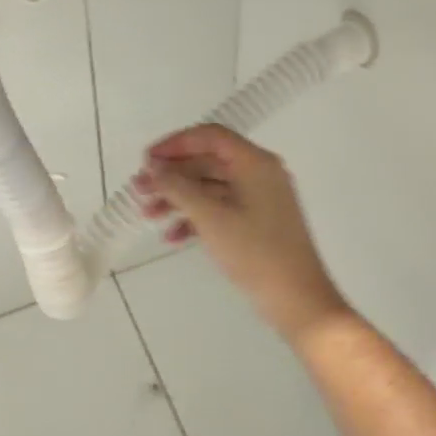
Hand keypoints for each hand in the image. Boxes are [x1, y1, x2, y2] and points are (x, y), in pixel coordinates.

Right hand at [136, 124, 350, 342]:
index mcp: (255, 162)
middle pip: (208, 162)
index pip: (210, 136)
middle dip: (172, 175)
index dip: (175, 144)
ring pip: (211, 187)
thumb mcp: (211, 217)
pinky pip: (221, 209)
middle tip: (139, 189)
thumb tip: (154, 166)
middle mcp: (259, 173)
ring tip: (148, 214)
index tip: (146, 160)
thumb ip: (178, 187)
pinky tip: (171, 237)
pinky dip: (196, 218)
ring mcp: (260, 199)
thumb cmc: (255, 252)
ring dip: (179, 198)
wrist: (297, 299)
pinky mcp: (257, 222)